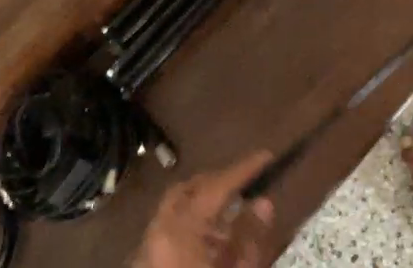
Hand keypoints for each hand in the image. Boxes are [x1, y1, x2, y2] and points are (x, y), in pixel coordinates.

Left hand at [132, 152, 275, 267]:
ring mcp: (146, 251)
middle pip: (188, 191)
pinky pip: (168, 233)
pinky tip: (215, 246)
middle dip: (219, 184)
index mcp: (179, 231)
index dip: (242, 169)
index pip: (215, 186)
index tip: (267, 156)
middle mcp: (156, 233)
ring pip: (175, 211)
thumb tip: (263, 203)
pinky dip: (192, 229)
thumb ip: (249, 239)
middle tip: (249, 184)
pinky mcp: (145, 265)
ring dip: (205, 207)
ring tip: (236, 218)